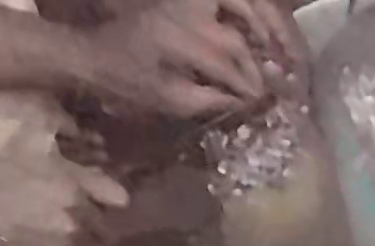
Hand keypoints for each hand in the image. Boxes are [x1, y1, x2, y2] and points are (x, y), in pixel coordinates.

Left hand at [86, 0, 308, 117]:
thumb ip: (210, 100)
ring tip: (281, 52)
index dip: (252, 87)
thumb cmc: (128, 83)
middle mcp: (182, 13)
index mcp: (178, 39)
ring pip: (235, 4)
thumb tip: (245, 104)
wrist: (92, 53)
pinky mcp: (182, 3)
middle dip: (261, 66)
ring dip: (263, 27)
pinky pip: (223, 2)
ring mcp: (182, 3)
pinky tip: (260, 34)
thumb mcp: (169, 100)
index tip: (269, 106)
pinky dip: (246, 14)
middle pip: (235, 38)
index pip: (228, 64)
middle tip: (283, 87)